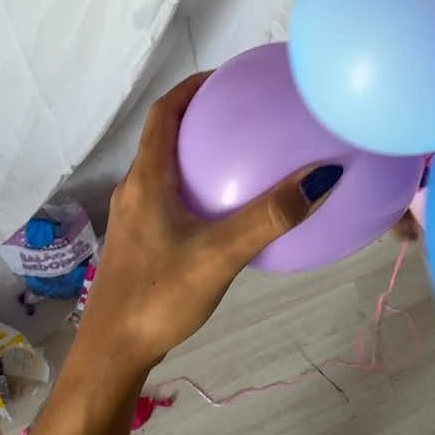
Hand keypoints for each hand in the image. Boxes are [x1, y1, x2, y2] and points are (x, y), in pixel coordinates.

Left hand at [82, 72, 342, 370]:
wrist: (110, 358)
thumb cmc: (157, 297)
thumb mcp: (220, 255)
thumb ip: (271, 216)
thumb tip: (324, 175)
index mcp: (147, 179)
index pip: (163, 113)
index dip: (192, 86)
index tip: (226, 76)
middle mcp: (136, 191)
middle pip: (164, 136)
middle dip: (201, 115)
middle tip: (244, 110)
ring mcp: (135, 219)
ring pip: (167, 168)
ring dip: (199, 151)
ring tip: (242, 153)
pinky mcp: (140, 244)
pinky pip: (171, 197)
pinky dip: (199, 186)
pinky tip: (229, 211)